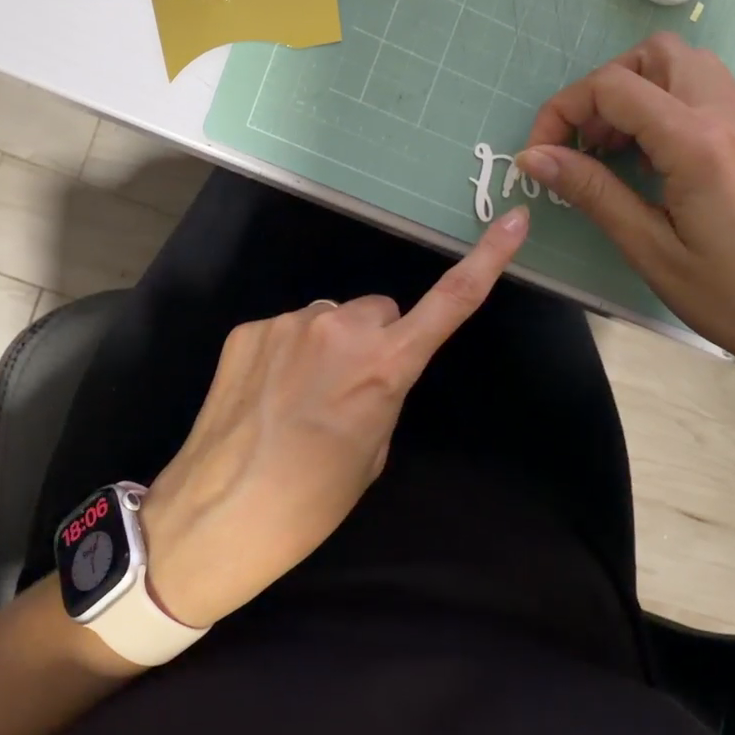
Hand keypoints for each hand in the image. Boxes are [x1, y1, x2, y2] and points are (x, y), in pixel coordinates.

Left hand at [138, 207, 530, 629]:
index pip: (449, 303)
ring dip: (325, 348)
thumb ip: (381, 395)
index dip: (485, 260)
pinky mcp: (247, 330)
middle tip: (347, 394)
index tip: (513, 221)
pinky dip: (284, 356)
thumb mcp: (372, 453)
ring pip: (327, 320)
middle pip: (376, 311)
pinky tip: (264, 398)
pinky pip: (285, 332)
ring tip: (298, 403)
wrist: (220, 512)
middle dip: (373, 340)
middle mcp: (339, 326)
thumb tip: (367, 373)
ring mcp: (287, 322)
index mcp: (384, 364)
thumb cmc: (311, 501)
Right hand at [514, 32, 734, 396]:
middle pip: (655, 54)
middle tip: (585, 142)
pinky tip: (651, 162)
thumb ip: (593, 192)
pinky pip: (706, 95)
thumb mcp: (649, 249)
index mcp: (697, 143)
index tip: (539, 157)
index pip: (613, 87)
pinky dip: (665, 107)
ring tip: (614, 149)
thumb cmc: (731, 297)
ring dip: (638, 91)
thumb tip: (535, 157)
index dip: (562, 111)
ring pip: (685, 67)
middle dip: (604, 86)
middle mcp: (727, 116)